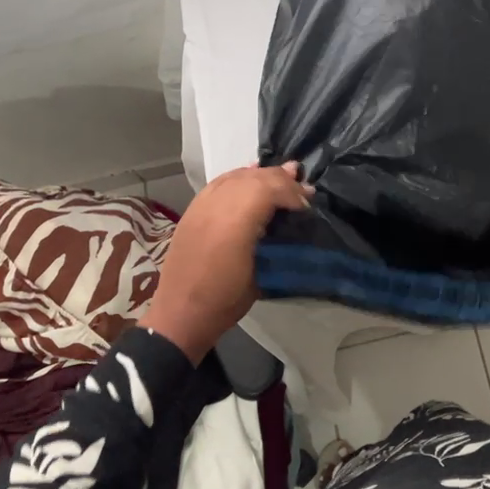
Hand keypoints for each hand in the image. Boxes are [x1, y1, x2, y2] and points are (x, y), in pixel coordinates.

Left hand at [139, 162, 312, 361]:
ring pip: (236, 176)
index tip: (308, 205)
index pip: (269, 189)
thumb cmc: (226, 299)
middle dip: (281, 179)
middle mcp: (217, 205)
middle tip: (304, 188)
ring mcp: (202, 204)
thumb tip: (294, 219)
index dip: (292, 193)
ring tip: (283, 176)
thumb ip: (275, 239)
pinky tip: (251, 176)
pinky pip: (220, 182)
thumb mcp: (261, 274)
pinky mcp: (193, 209)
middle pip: (254, 178)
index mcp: (236, 223)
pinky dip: (239, 177)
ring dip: (262, 175)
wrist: (180, 313)